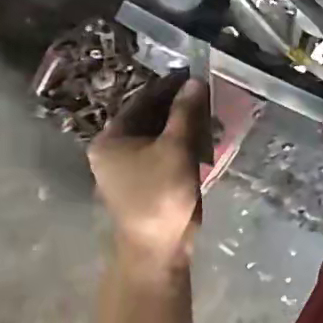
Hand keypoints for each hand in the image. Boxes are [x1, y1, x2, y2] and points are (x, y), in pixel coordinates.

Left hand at [88, 74, 210, 269]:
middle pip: (151, 116)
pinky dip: (185, 142)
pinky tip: (207, 136)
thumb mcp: (175, 148)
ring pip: (161, 134)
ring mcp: (132, 167)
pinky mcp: (150, 180)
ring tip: (212, 111)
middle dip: (180, 105)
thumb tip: (195, 81)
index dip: (169, 86)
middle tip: (209, 92)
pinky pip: (167, 151)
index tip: (195, 74)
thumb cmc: (159, 195)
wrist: (159, 249)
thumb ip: (185, 112)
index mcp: (110, 139)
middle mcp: (115, 149)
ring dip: (185, 123)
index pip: (141, 100)